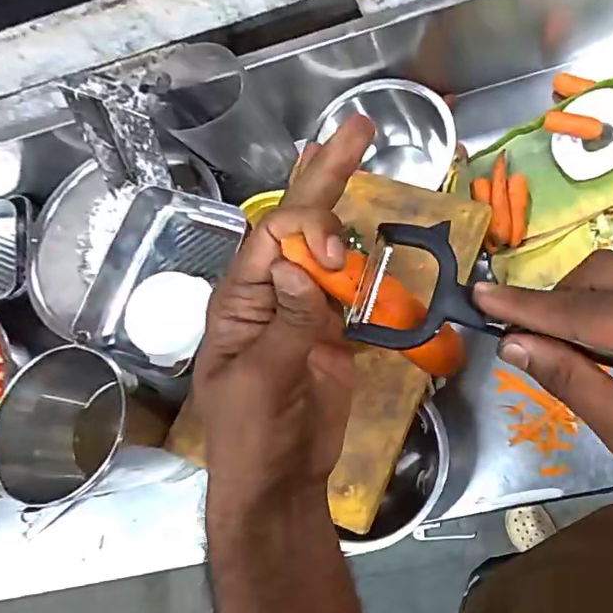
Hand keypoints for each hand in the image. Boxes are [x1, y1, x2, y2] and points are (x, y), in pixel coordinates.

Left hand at [195, 116, 373, 508]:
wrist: (280, 481)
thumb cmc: (252, 435)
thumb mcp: (261, 380)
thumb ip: (286, 323)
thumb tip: (299, 264)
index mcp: (240, 300)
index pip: (272, 238)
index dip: (306, 228)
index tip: (335, 253)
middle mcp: (272, 296)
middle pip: (298, 226)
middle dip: (325, 178)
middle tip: (356, 130)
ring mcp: (306, 314)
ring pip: (329, 255)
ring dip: (345, 213)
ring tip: (355, 155)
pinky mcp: (335, 337)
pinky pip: (354, 295)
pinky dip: (370, 271)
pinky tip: (371, 243)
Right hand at [472, 251, 612, 537]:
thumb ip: (572, 382)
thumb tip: (513, 341)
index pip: (594, 311)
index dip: (531, 306)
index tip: (482, 296)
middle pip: (607, 272)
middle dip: (556, 300)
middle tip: (524, 337)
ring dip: (580, 300)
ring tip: (559, 343)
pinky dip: (607, 304)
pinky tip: (596, 340)